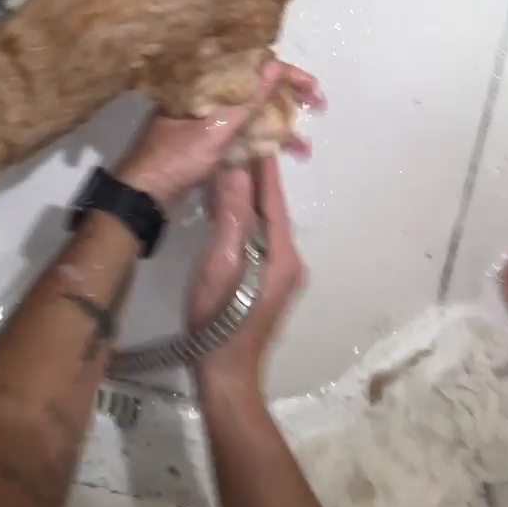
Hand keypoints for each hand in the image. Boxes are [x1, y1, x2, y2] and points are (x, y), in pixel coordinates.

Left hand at [113, 61, 320, 206]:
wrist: (141, 197)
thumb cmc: (174, 160)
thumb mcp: (214, 131)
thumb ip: (246, 101)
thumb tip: (273, 64)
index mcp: (201, 83)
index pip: (249, 66)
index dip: (285, 74)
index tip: (312, 88)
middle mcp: (204, 95)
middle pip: (253, 88)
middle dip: (287, 98)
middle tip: (318, 106)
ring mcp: (206, 119)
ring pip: (250, 113)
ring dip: (278, 125)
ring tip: (304, 147)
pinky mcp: (207, 141)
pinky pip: (241, 133)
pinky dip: (261, 140)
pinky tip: (283, 152)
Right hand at [186, 156, 305, 398]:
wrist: (224, 376)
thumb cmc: (220, 320)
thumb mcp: (222, 264)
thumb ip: (233, 217)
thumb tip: (236, 170)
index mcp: (282, 252)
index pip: (274, 197)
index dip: (264, 164)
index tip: (257, 131)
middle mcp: (287, 258)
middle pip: (271, 207)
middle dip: (255, 175)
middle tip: (236, 141)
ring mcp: (277, 271)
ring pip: (263, 222)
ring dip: (247, 195)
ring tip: (226, 164)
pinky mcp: (264, 280)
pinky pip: (255, 237)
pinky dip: (242, 216)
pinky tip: (224, 204)